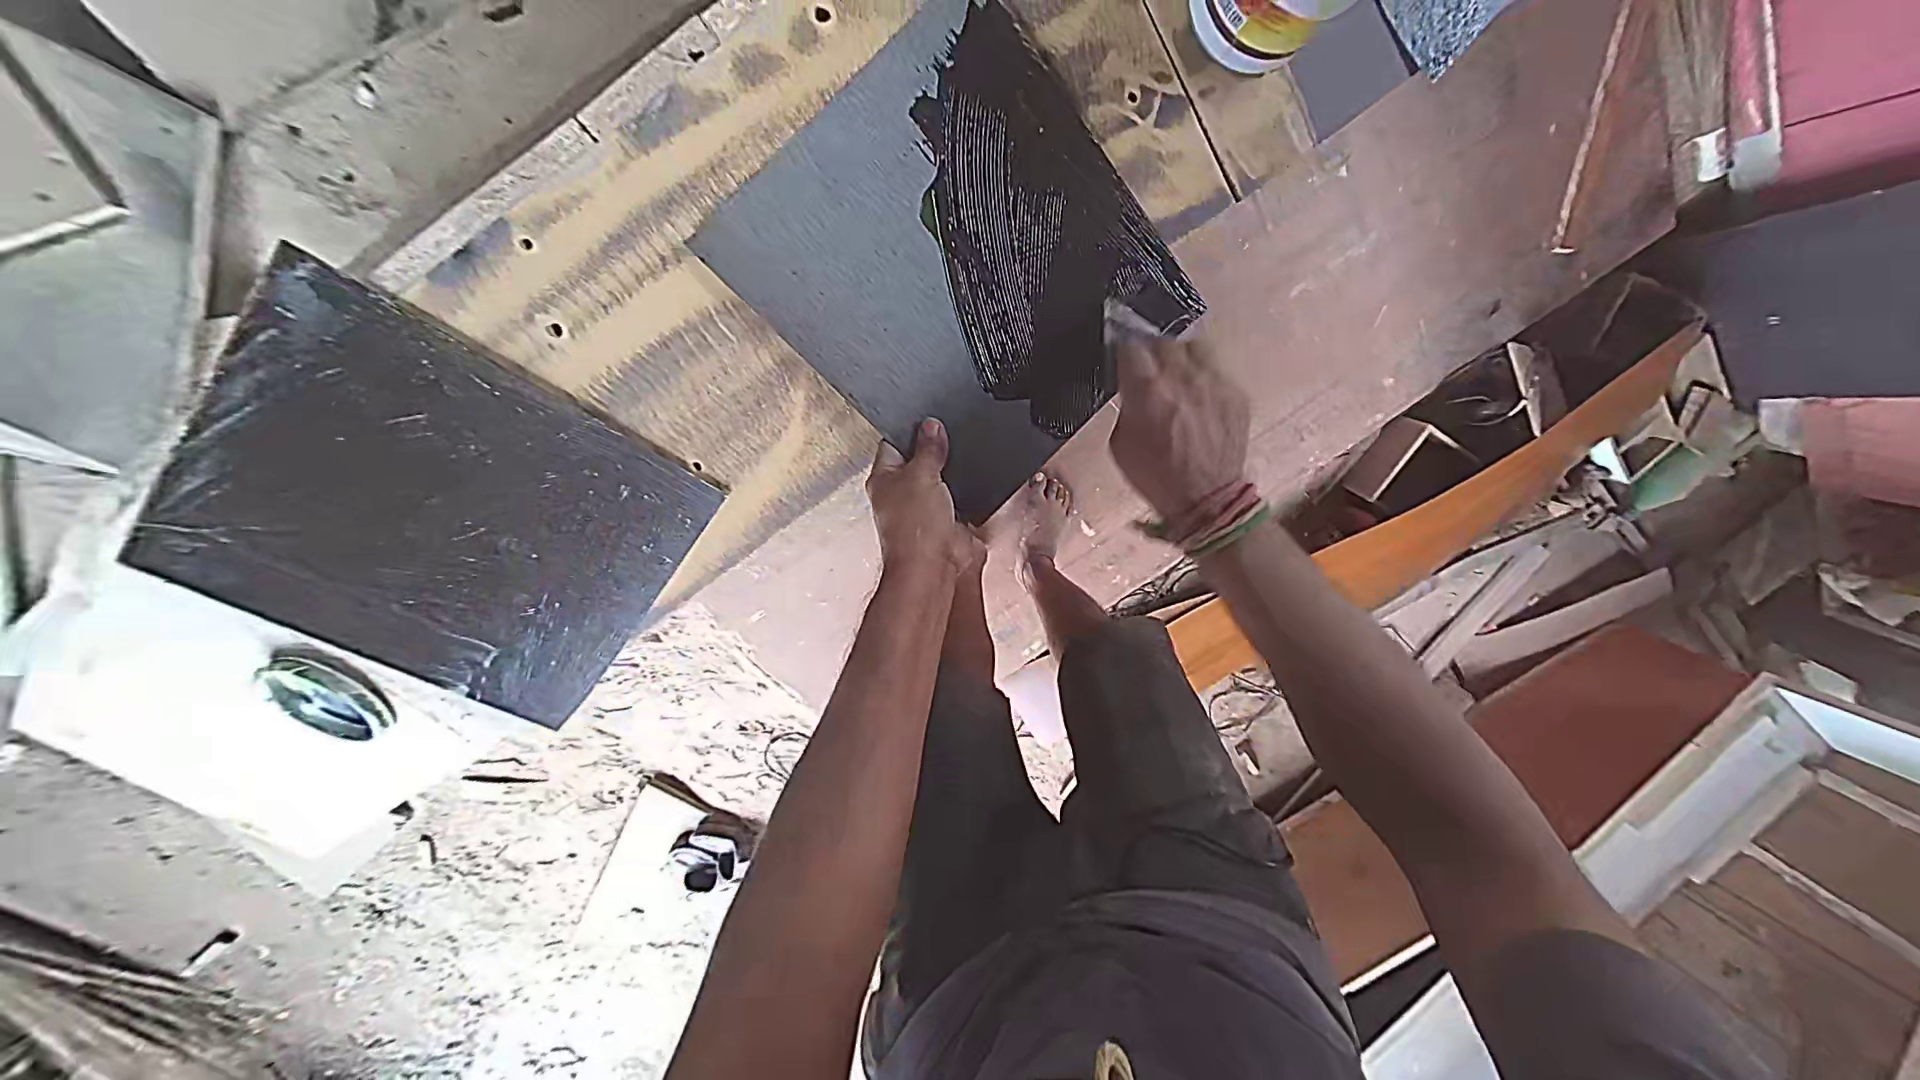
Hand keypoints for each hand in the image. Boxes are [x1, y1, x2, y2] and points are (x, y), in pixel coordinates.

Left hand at [866, 418, 974, 574]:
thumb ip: (928, 449)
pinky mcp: (947, 521)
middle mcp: (901, 494)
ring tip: (961, 462)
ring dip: (952, 473)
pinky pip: (958, 498)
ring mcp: (924, 508)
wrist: (935, 567)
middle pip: (919, 461)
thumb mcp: (921, 475)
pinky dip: (966, 492)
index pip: (893, 443)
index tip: (928, 419)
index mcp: (884, 479)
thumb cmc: (913, 530)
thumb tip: (931, 427)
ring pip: (940, 479)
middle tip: (948, 439)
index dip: (910, 430)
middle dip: (935, 451)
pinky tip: (972, 485)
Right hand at [1110, 334, 1250, 520]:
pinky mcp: (1235, 392)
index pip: (1131, 344)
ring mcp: (1215, 383)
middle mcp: (1184, 380)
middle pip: (1163, 336)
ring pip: (1193, 342)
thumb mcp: (1121, 443)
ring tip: (1172, 365)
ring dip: (1178, 349)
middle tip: (1144, 356)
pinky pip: (1215, 367)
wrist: (1207, 500)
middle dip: (1150, 343)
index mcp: (1149, 392)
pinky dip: (1201, 372)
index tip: (1119, 343)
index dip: (1122, 341)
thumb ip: (1127, 403)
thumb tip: (1131, 383)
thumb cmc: (1157, 477)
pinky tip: (1194, 390)